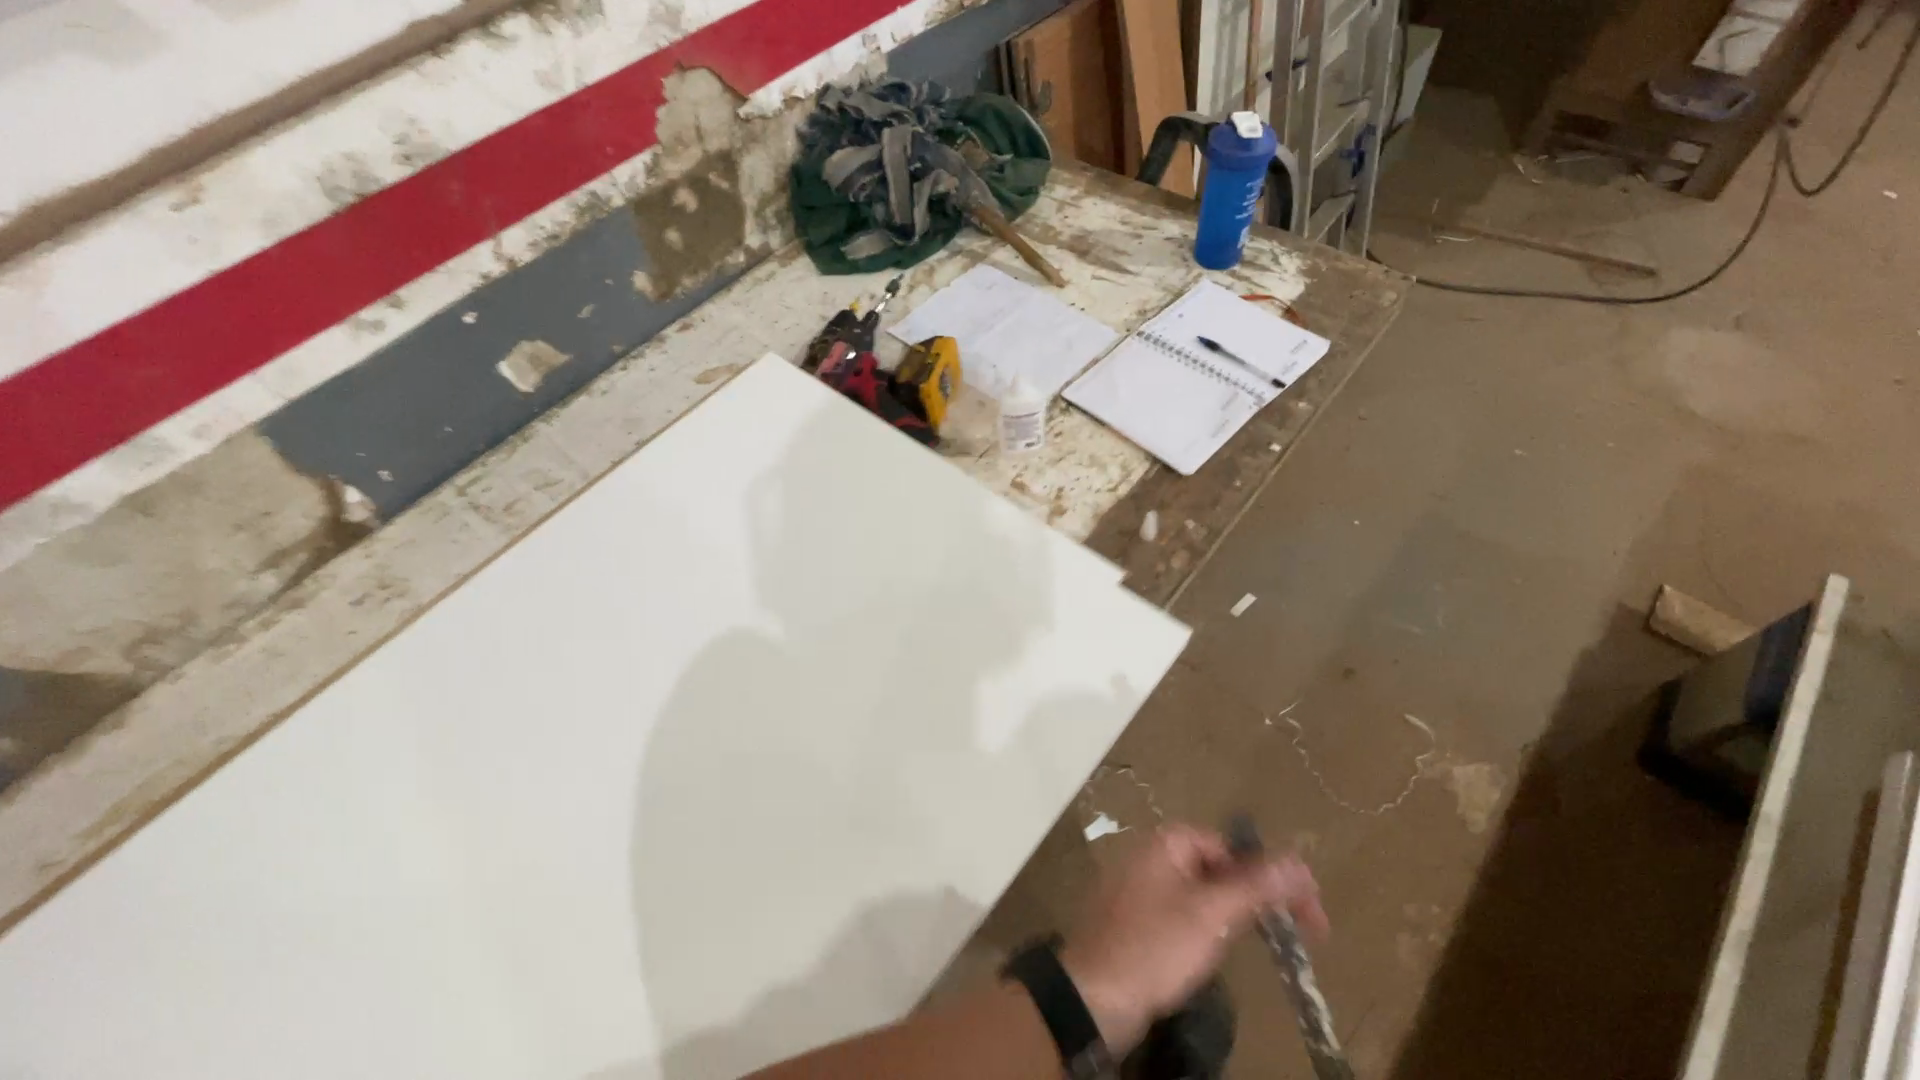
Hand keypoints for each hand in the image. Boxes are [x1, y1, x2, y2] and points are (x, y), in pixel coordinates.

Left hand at [1057, 823, 1326, 1053]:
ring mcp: (1140, 890)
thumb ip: (1255, 887)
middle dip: (1259, 894)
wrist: (1093, 997)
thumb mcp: (1211, 915)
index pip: (1231, 847)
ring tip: (1271, 940)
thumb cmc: (1153, 948)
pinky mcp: (1136, 923)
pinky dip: (1208, 927)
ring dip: (1237, 912)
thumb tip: (1299, 862)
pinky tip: (1222, 950)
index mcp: (1165, 844)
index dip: (1272, 873)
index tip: (1308, 907)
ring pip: (1202, 893)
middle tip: (1303, 929)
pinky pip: (1182, 914)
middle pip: (1219, 868)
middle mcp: (1150, 858)